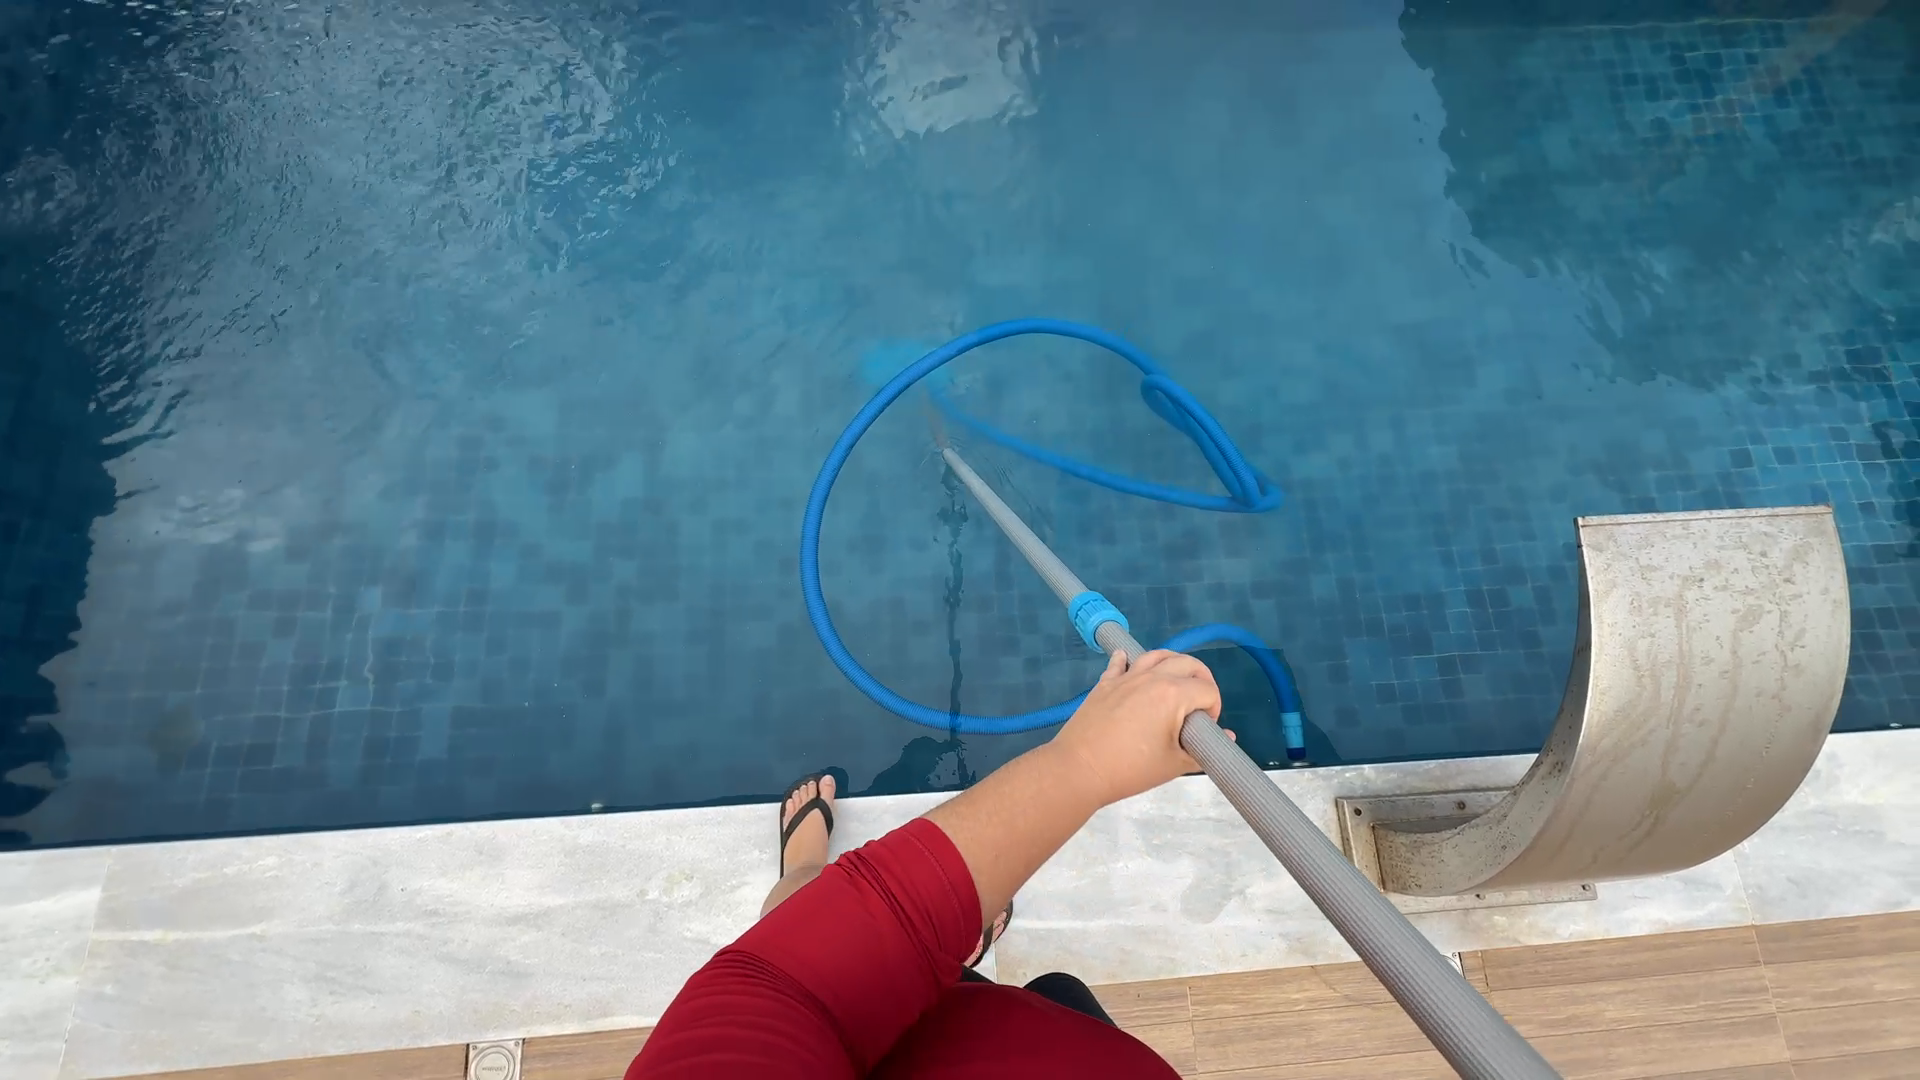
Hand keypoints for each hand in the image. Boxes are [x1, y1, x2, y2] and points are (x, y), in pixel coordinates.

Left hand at [1049, 649, 1228, 807]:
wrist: (1081, 767)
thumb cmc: (1131, 768)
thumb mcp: (1174, 764)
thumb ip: (1203, 749)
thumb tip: (1226, 737)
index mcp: (1173, 694)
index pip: (1208, 691)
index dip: (1214, 709)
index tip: (1205, 729)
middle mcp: (1151, 677)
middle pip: (1187, 664)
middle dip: (1201, 679)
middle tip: (1200, 704)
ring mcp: (1125, 677)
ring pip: (1156, 655)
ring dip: (1172, 663)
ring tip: (1177, 681)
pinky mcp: (1105, 683)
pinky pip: (1120, 662)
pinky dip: (1128, 660)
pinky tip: (1130, 664)